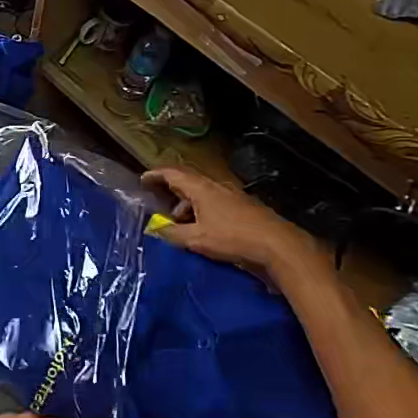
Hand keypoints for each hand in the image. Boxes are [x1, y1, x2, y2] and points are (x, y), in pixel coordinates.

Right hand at [142, 166, 328, 281]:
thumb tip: (154, 228)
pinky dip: (202, 213)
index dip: (156, 175)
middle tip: (158, 209)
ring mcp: (231, 195)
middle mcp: (216, 186)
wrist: (275, 243)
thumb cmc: (232, 238)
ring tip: (180, 227)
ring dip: (187, 208)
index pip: (173, 174)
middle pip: (188, 184)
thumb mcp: (197, 239)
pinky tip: (202, 231)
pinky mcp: (242, 208)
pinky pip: (214, 205)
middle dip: (171, 195)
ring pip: (202, 196)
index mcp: (202, 188)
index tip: (143, 180)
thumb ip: (172, 233)